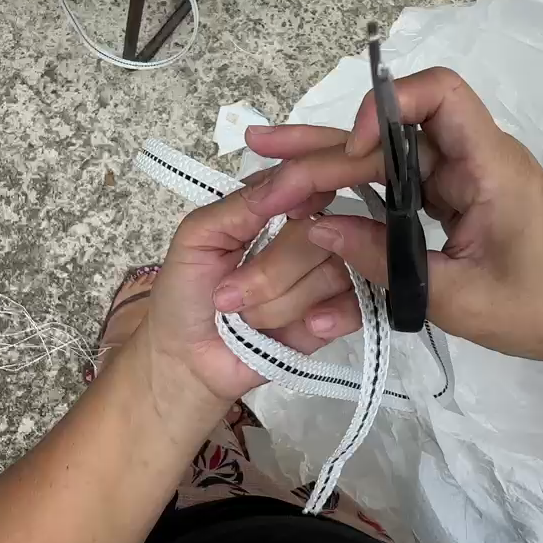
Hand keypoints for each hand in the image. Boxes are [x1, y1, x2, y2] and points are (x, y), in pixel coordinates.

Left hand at [131, 142, 364, 409]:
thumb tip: (288, 180)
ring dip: (283, 303)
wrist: (188, 363)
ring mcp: (325, 275)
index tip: (287, 214)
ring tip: (250, 322)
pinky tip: (306, 327)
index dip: (305, 194)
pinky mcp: (338, 315)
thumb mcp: (198, 237)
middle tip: (227, 297)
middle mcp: (306, 235)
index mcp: (274, 208)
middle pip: (322, 232)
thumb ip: (240, 205)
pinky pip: (357, 305)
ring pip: (334, 271)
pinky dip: (331, 316)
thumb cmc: (185, 292)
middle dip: (271, 272)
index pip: (308, 183)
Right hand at [240, 67, 542, 380]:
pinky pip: (395, 181)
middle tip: (266, 157)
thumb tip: (317, 229)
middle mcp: (472, 158)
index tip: (351, 147)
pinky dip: (353, 187)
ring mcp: (460, 177)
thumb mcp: (457, 299)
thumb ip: (386, 262)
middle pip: (392, 131)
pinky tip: (312, 196)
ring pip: (386, 154)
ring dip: (330, 161)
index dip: (387, 105)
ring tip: (270, 163)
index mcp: (491, 166)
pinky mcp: (451, 197)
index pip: (442, 94)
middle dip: (328, 145)